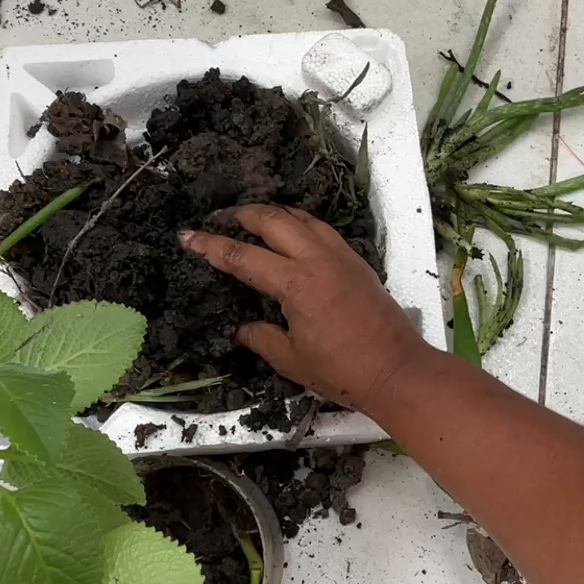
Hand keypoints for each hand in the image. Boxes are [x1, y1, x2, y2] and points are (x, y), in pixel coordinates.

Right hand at [179, 205, 433, 411]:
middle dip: (241, 215)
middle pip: (272, 220)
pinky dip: (299, 223)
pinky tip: (291, 233)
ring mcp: (341, 256)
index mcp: (295, 284)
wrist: (396, 370)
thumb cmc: (342, 370)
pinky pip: (321, 229)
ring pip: (301, 217)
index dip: (211, 246)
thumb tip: (239, 329)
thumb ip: (260, 337)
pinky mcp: (356, 261)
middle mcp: (318, 260)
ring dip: (273, 213)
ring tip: (251, 218)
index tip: (187, 237)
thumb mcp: (290, 359)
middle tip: (219, 218)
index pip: (243, 257)